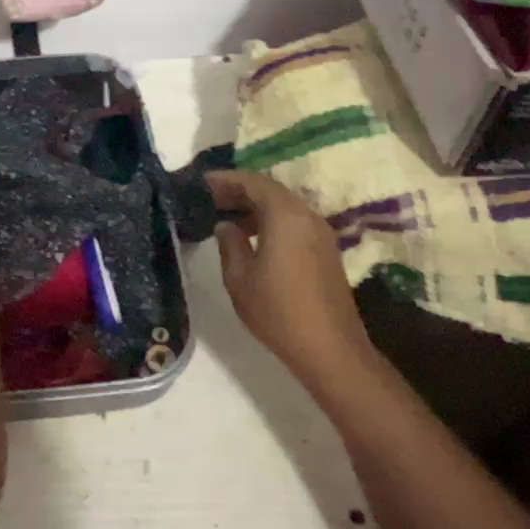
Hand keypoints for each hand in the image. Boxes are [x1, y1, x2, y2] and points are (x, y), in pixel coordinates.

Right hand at [207, 170, 372, 370]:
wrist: (329, 348)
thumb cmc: (278, 311)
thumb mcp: (239, 278)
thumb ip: (229, 244)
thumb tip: (225, 225)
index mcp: (285, 215)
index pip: (252, 182)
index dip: (224, 180)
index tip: (200, 184)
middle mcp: (306, 215)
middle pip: (269, 190)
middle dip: (238, 191)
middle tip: (208, 199)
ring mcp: (321, 232)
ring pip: (283, 205)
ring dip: (254, 206)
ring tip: (224, 217)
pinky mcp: (326, 250)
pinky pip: (293, 221)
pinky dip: (270, 220)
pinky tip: (251, 237)